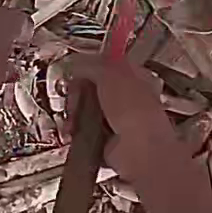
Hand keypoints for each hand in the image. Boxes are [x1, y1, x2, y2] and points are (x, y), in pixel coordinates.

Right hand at [64, 55, 206, 190]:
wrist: (138, 149)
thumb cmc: (134, 109)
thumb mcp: (108, 73)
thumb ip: (91, 65)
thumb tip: (77, 63)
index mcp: (136, 77)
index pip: (109, 65)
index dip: (91, 67)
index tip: (77, 70)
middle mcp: (129, 100)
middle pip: (93, 90)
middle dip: (78, 93)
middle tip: (74, 96)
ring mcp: (118, 122)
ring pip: (87, 111)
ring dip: (75, 114)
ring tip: (73, 117)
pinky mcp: (107, 141)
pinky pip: (85, 132)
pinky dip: (76, 132)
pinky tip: (75, 131)